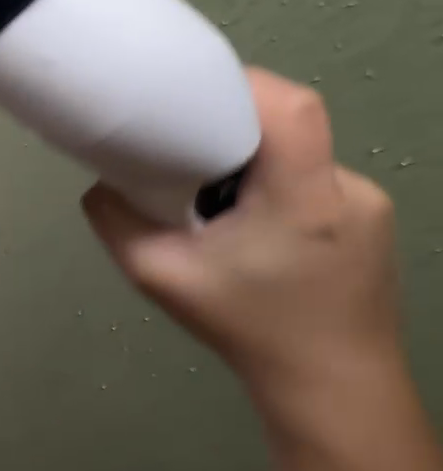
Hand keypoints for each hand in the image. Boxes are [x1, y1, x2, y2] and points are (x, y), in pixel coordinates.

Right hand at [81, 68, 403, 410]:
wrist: (333, 387)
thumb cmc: (244, 325)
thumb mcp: (151, 270)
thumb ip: (113, 214)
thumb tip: (104, 179)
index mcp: (304, 198)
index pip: (291, 107)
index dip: (238, 83)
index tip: (183, 89)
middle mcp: (347, 190)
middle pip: (286, 122)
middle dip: (224, 121)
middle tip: (173, 145)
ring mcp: (364, 204)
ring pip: (292, 149)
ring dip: (243, 156)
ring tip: (201, 190)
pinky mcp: (366, 218)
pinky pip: (306, 172)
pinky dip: (264, 177)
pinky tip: (237, 216)